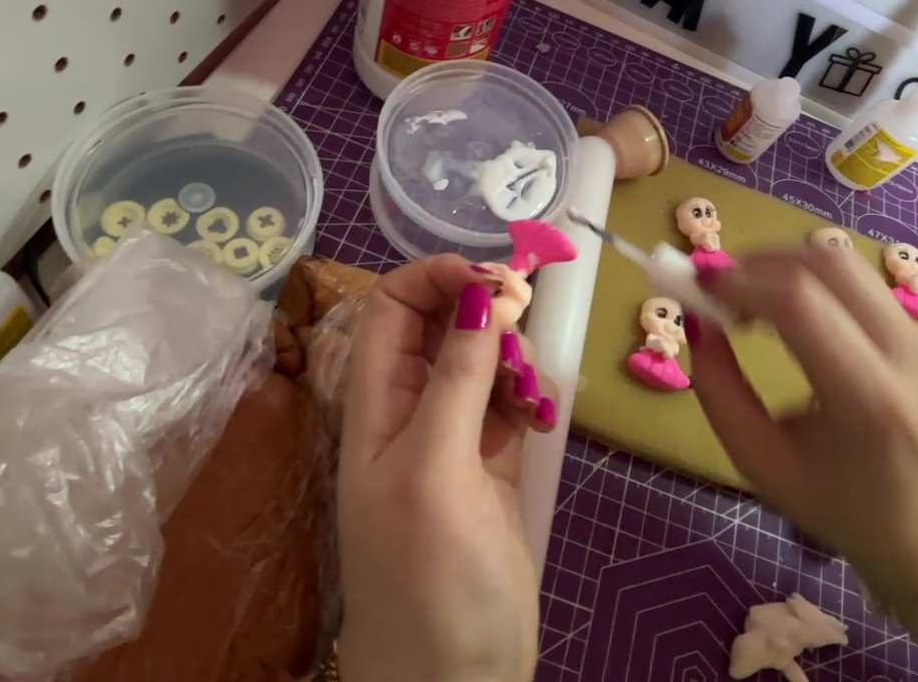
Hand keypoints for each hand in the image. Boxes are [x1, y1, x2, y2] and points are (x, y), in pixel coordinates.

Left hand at [337, 255, 556, 681]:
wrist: (458, 681)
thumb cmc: (429, 579)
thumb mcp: (435, 470)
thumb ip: (455, 379)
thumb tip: (482, 293)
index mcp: (376, 401)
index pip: (391, 307)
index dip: (435, 278)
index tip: (494, 276)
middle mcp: (410, 407)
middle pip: (441, 323)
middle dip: (484, 307)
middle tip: (529, 317)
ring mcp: (454, 433)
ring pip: (482, 357)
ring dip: (512, 355)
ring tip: (532, 392)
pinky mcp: (492, 460)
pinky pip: (509, 398)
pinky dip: (528, 393)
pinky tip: (541, 418)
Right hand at [689, 248, 917, 602]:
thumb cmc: (834, 506)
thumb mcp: (757, 460)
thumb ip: (718, 390)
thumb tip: (698, 321)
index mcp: (870, 402)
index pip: (802, 304)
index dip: (743, 281)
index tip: (700, 286)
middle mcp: (909, 358)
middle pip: (829, 265)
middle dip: (762, 261)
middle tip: (719, 284)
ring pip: (846, 263)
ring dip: (786, 263)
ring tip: (748, 294)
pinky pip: (861, 285)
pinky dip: (811, 280)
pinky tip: (785, 311)